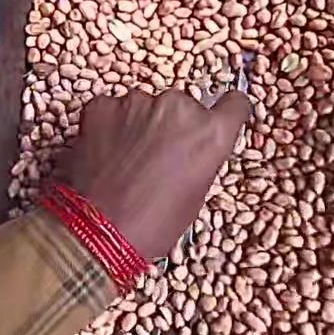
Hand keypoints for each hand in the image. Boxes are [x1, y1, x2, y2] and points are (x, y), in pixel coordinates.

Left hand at [59, 88, 250, 258]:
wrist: (100, 231)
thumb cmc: (152, 225)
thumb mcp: (194, 195)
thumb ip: (199, 158)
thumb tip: (188, 149)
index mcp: (210, 134)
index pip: (233, 104)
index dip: (223, 112)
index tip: (217, 116)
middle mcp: (179, 108)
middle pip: (181, 105)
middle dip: (170, 125)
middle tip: (154, 156)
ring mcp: (138, 103)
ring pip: (143, 106)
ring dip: (137, 124)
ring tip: (124, 161)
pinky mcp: (103, 106)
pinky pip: (110, 109)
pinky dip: (108, 126)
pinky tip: (104, 154)